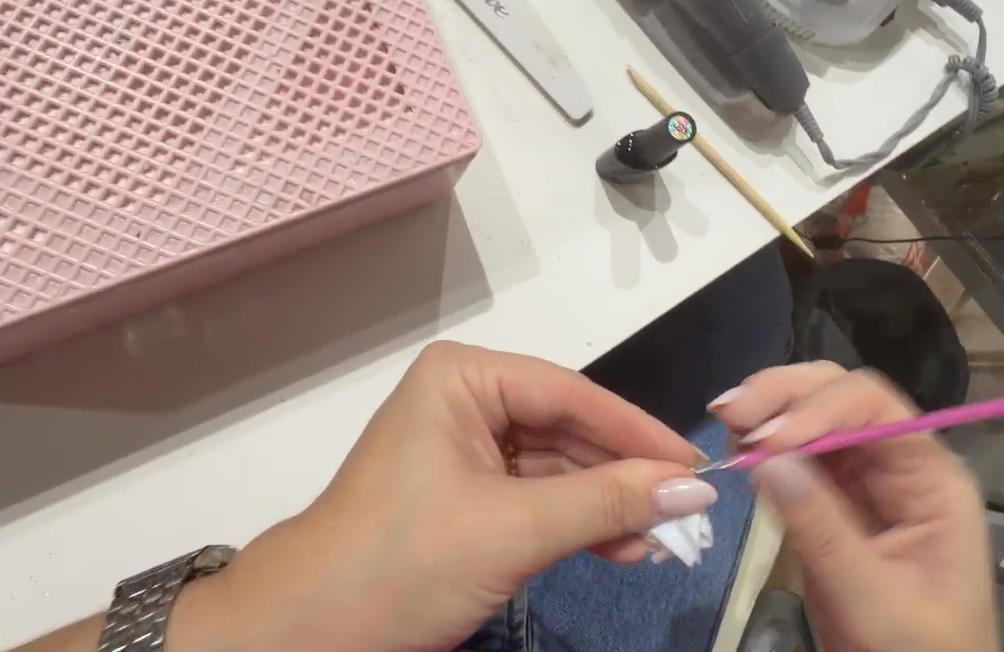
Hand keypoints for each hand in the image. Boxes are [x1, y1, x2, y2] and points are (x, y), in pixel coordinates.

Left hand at [221, 341, 714, 651]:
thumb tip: (696, 488)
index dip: (637, 431)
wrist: (307, 636)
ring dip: (605, 505)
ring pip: (556, 466)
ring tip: (664, 539)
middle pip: (566, 430)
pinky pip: (536, 496)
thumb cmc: (405, 560)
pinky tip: (624, 547)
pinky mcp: (466, 491)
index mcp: (466, 377)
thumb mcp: (514, 528)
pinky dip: (576, 523)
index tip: (696, 464)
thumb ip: (607, 502)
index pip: (570, 394)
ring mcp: (466, 445)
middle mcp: (467, 398)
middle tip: (688, 509)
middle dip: (623, 475)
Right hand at [713, 363, 997, 651]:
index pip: (874, 407)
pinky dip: (760, 440)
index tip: (768, 437)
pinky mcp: (828, 493)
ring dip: (766, 408)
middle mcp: (894, 460)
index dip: (819, 407)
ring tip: (726, 422)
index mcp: (929, 477)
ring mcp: (860, 473)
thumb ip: (822, 528)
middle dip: (783, 394)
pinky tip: (735, 446)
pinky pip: (791, 448)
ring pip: (809, 410)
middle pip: (837, 393)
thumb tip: (765, 457)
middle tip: (730, 413)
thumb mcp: (874, 601)